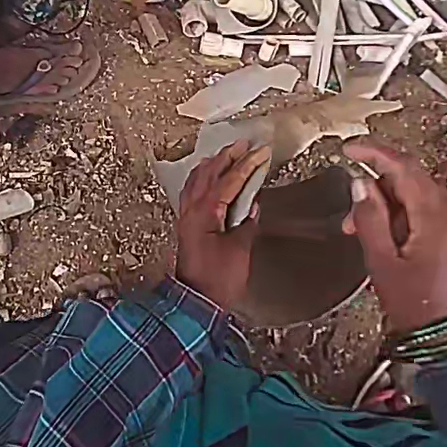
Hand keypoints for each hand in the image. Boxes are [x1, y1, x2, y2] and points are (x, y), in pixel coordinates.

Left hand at [173, 141, 272, 311]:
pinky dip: (201, 179)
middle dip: (226, 157)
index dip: (246, 164)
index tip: (261, 152)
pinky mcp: (186, 226)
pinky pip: (191, 193)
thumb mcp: (240, 249)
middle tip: (243, 145)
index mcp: (204, 213)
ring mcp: (186, 218)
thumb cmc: (219, 279)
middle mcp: (191, 211)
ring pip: (196, 181)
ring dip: (211, 165)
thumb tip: (253, 206)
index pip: (228, 180)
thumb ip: (247, 223)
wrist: (197, 302)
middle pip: (207, 174)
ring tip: (226, 154)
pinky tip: (207, 179)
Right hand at [341, 142, 446, 332]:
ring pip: (412, 191)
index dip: (375, 153)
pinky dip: (396, 211)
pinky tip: (380, 231)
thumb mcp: (381, 260)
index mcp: (437, 217)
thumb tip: (360, 184)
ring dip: (383, 201)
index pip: (405, 169)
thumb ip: (369, 217)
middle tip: (350, 207)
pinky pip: (419, 206)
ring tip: (360, 227)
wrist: (441, 330)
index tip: (351, 149)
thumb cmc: (414, 302)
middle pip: (409, 177)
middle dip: (374, 185)